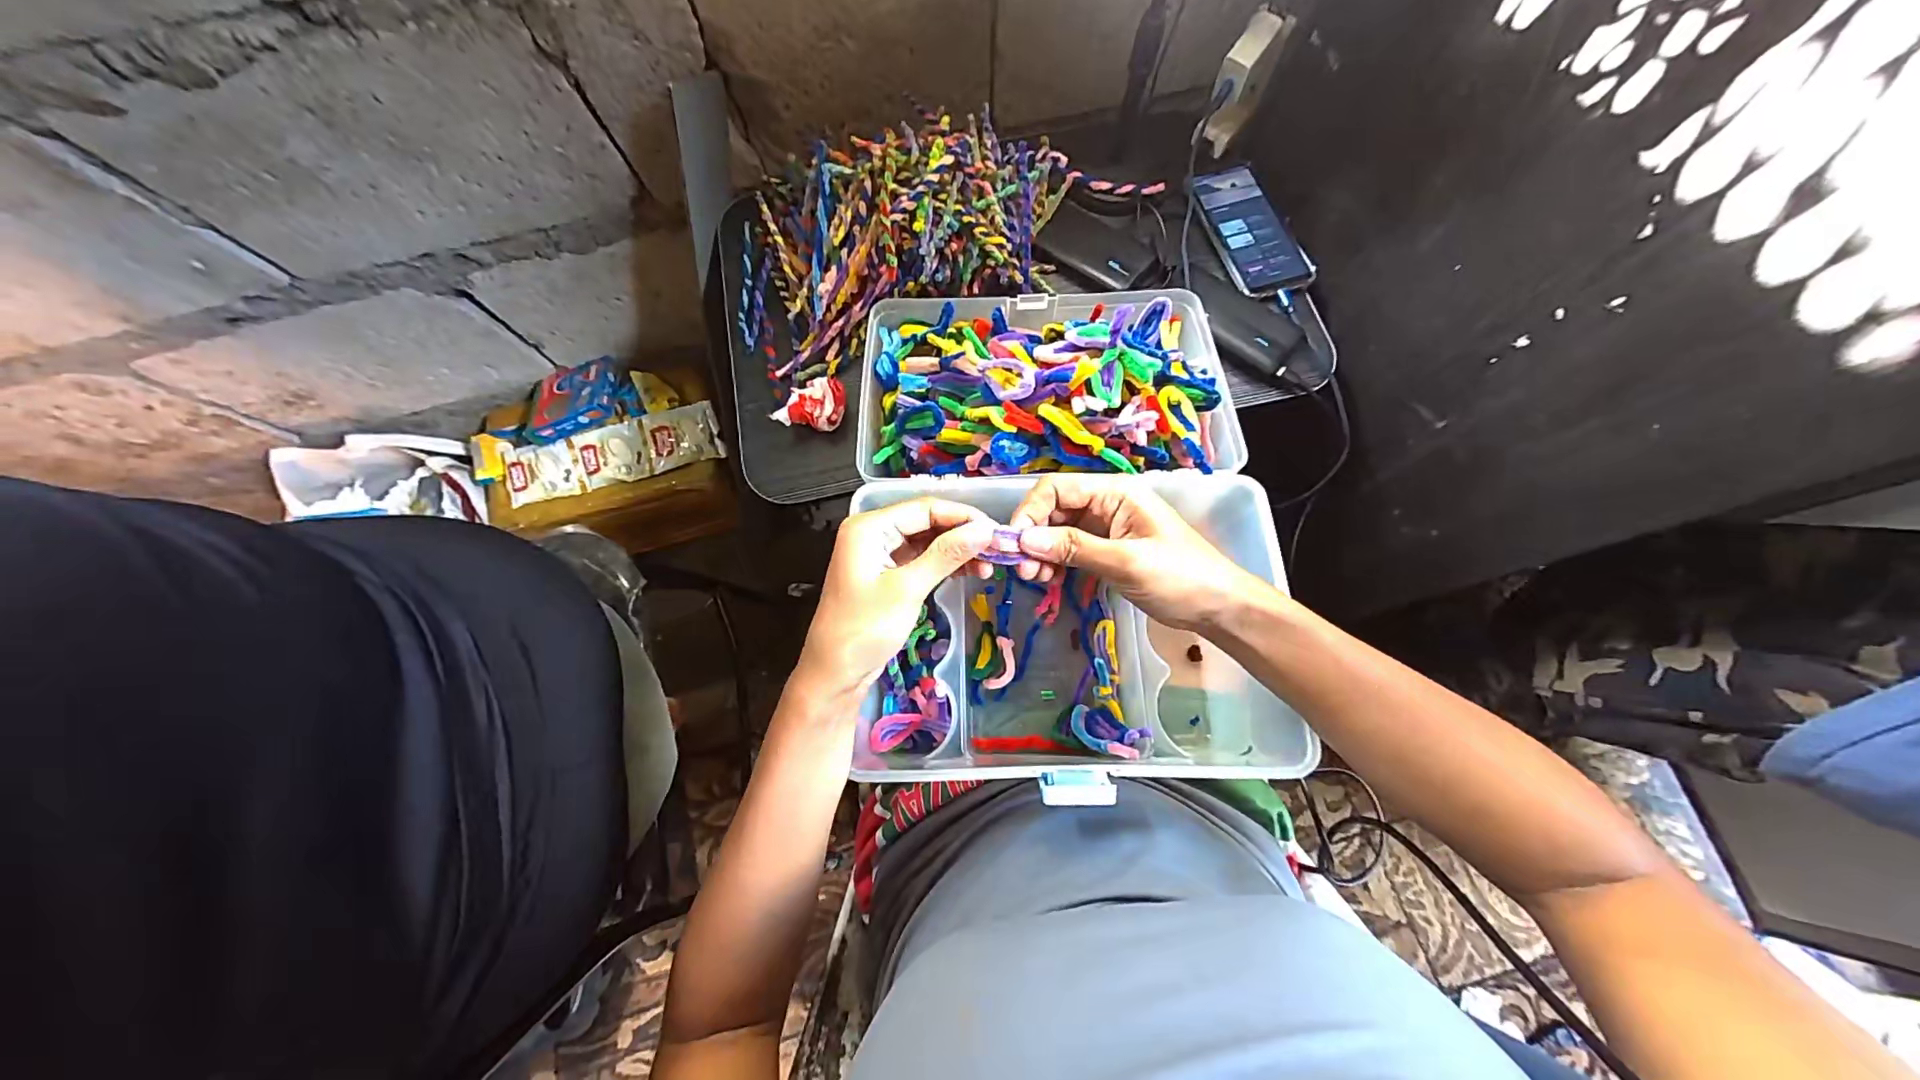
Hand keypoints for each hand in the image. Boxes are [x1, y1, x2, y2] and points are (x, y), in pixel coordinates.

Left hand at [793, 498, 994, 700]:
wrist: (835, 673)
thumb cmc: (864, 629)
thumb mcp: (908, 589)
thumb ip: (946, 554)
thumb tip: (985, 530)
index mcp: (869, 527)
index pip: (925, 508)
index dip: (963, 516)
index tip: (996, 531)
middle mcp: (872, 533)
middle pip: (927, 522)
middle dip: (962, 534)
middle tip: (997, 549)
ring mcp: (879, 554)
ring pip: (927, 541)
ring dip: (957, 551)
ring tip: (989, 566)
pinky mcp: (886, 574)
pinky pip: (921, 559)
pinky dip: (945, 565)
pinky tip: (971, 572)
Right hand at [1009, 475, 1270, 632]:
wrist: (1218, 606)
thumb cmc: (1181, 577)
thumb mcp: (1126, 562)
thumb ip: (1074, 548)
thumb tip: (1024, 541)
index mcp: (1116, 493)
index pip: (1057, 489)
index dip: (1030, 512)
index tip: (1014, 545)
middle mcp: (1107, 504)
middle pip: (1053, 509)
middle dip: (1033, 537)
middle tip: (1023, 570)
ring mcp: (1106, 528)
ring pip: (1057, 532)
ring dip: (1041, 552)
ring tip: (1035, 579)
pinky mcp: (1106, 550)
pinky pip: (1069, 550)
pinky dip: (1054, 563)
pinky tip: (1048, 580)